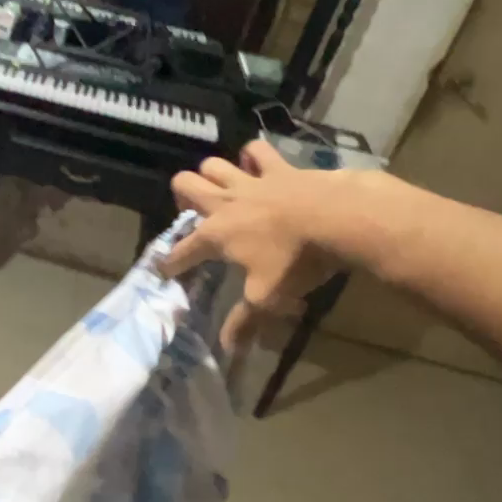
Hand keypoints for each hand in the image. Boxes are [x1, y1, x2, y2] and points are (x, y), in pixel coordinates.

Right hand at [158, 141, 343, 322]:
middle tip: (194, 213)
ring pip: (213, 165)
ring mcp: (250, 181)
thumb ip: (246, 322)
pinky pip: (257, 152)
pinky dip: (253, 158)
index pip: (183, 250)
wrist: (338, 221)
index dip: (170, 262)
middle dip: (182, 197)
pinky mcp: (278, 168)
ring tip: (220, 189)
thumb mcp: (269, 298)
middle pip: (185, 184)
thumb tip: (229, 350)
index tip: (163, 271)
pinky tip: (257, 167)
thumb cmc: (298, 261)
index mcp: (216, 235)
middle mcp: (224, 203)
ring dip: (212, 175)